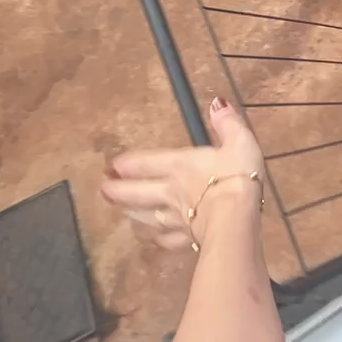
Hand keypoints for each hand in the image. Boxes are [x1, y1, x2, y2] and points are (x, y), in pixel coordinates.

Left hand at [103, 96, 265, 250]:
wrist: (236, 218)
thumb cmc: (237, 175)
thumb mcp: (239, 140)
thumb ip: (227, 122)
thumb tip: (217, 102)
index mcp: (180, 165)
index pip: (146, 163)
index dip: (127, 163)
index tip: (110, 165)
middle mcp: (171, 191)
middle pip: (137, 192)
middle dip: (118, 190)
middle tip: (103, 189)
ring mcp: (176, 217)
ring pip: (146, 216)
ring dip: (131, 212)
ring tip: (121, 210)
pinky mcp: (185, 238)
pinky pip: (165, 238)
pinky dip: (156, 237)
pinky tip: (154, 238)